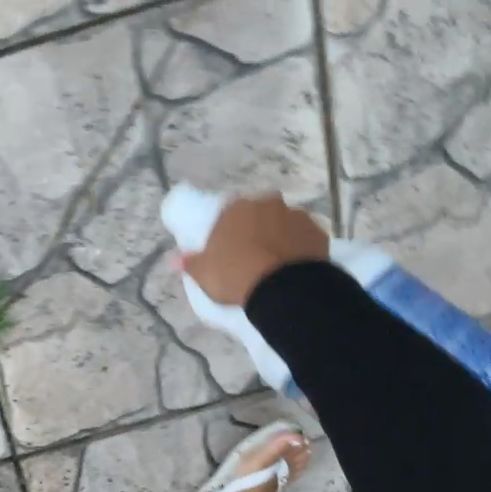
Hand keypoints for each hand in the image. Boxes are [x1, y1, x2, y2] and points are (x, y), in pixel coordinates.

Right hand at [180, 193, 328, 306]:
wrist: (281, 287)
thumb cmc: (235, 275)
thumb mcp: (204, 274)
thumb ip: (189, 263)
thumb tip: (173, 259)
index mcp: (236, 209)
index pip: (228, 214)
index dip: (228, 232)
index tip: (227, 250)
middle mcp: (267, 203)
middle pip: (259, 215)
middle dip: (256, 230)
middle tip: (251, 257)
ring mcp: (296, 215)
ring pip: (284, 225)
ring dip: (279, 238)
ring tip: (275, 266)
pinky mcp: (317, 232)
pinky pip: (304, 239)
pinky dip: (299, 250)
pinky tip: (294, 269)